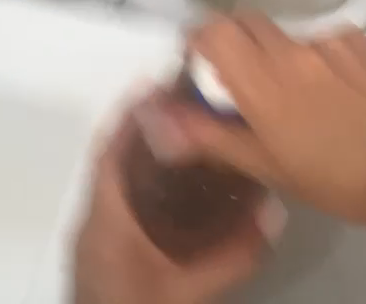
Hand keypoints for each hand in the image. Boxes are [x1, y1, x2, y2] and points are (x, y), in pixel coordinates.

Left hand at [74, 99, 286, 303]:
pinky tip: (172, 182)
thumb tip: (274, 211)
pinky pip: (117, 200)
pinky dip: (139, 179)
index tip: (160, 83)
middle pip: (112, 158)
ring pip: (113, 179)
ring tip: (182, 131)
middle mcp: (91, 221)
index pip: (110, 151)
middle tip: (184, 103)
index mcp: (104, 220)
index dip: (131, 114)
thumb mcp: (187, 293)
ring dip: (140, 151)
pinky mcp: (100, 254)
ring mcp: (92, 239)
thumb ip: (232, 256)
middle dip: (143, 126)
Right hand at [137, 13, 365, 226]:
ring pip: (282, 29)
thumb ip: (212, 136)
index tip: (197, 62)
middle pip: (246, 20)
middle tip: (236, 76)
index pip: (215, 30)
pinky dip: (309, 53)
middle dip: (233, 40)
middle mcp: (291, 49)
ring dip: (272, 49)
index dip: (198, 39)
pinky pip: (316, 35)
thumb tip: (168, 119)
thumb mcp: (266, 166)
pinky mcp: (354, 36)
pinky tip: (327, 86)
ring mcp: (326, 38)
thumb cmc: (332, 176)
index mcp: (264, 82)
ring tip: (289, 89)